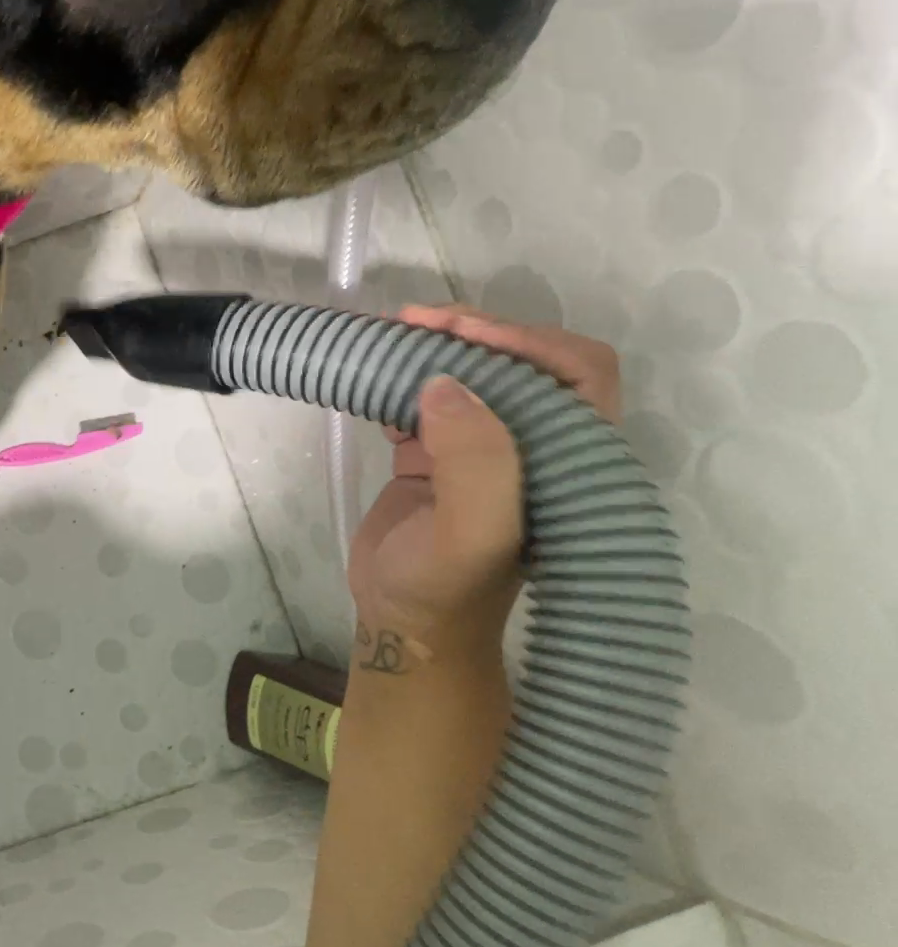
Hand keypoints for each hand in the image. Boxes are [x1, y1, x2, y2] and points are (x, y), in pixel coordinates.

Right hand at [347, 306, 622, 668]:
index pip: (574, 373)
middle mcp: (534, 447)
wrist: (403, 624)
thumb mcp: (472, 533)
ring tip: (388, 338)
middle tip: (411, 323)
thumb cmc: (444, 587)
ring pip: (472, 378)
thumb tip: (442, 383)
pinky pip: (425, 404)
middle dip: (473, 335)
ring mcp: (481, 451)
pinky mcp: (435, 459)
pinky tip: (372, 381)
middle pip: (522, 364)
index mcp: (569, 460)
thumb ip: (475, 460)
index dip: (525, 342)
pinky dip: (400, 383)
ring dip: (433, 352)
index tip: (457, 335)